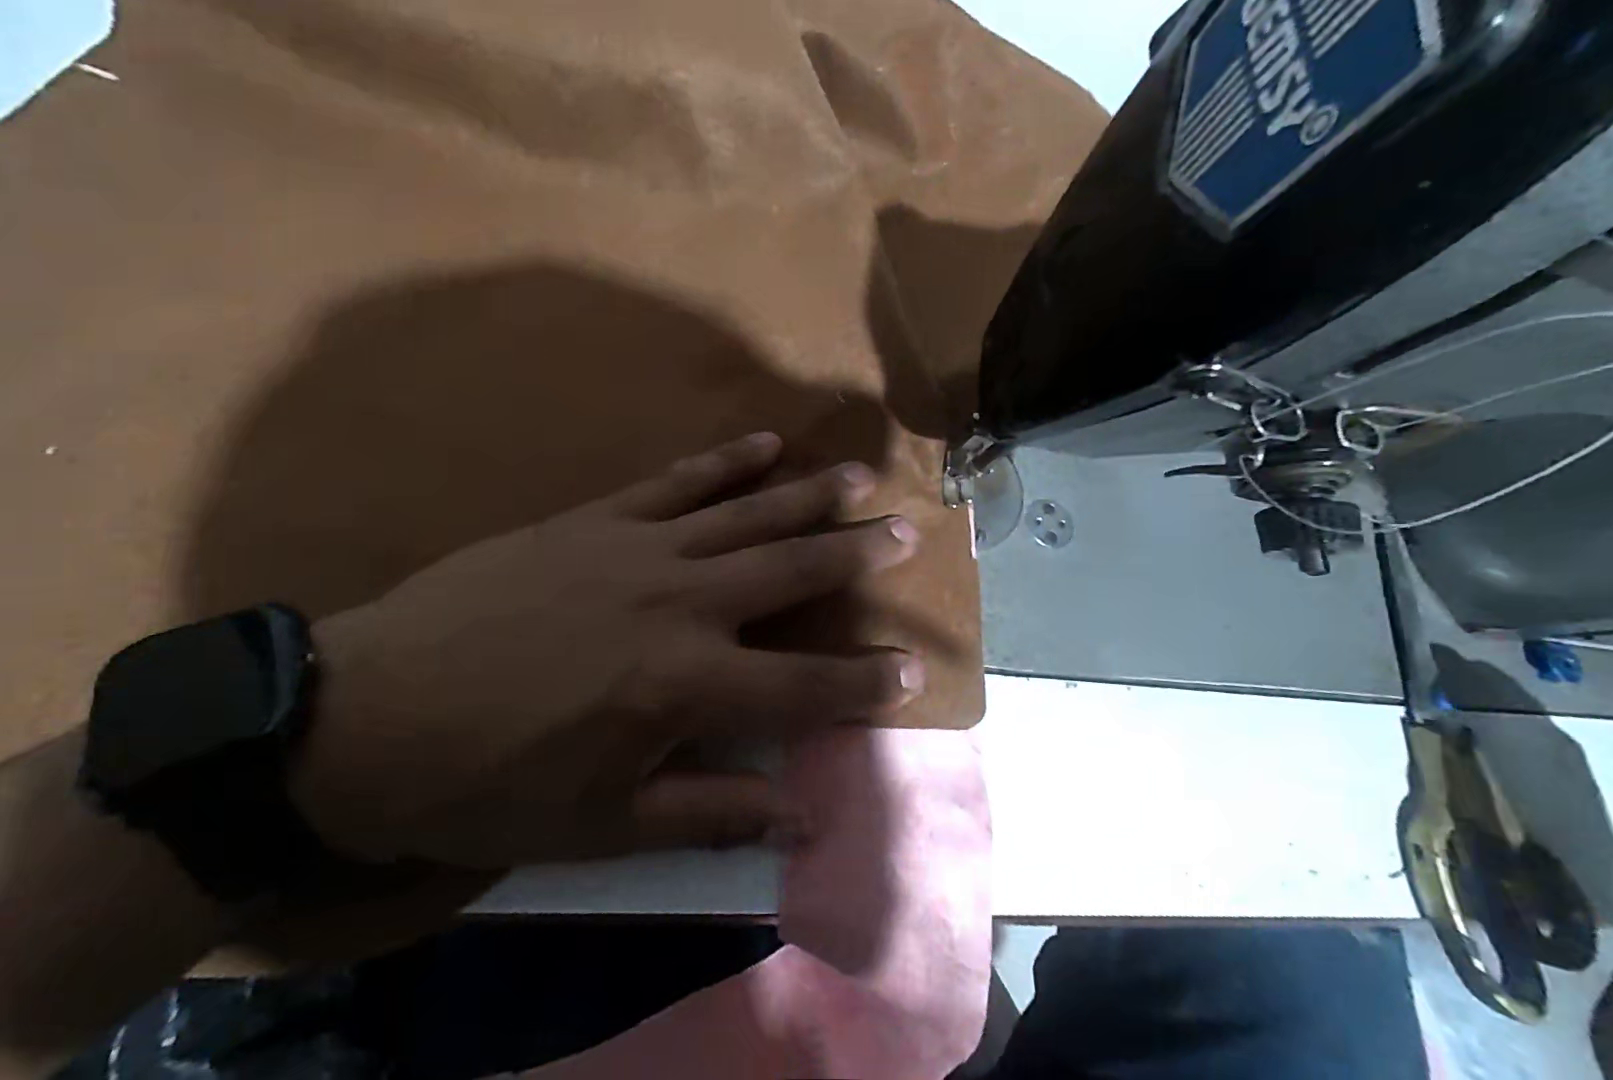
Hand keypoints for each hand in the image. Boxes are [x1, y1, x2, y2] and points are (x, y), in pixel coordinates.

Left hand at [288, 432, 923, 867]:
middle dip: (859, 551)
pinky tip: (767, 443)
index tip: (915, 673)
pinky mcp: (595, 521)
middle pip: (792, 570)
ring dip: (811, 494)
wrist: (361, 720)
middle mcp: (680, 605)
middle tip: (911, 532)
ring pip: (747, 514)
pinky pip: (676, 482)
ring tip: (863, 476)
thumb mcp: (605, 824)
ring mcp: (639, 551)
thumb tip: (805, 821)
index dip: (866, 682)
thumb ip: (715, 815)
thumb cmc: (493, 784)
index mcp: (686, 685)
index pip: (805, 685)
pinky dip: (727, 462)